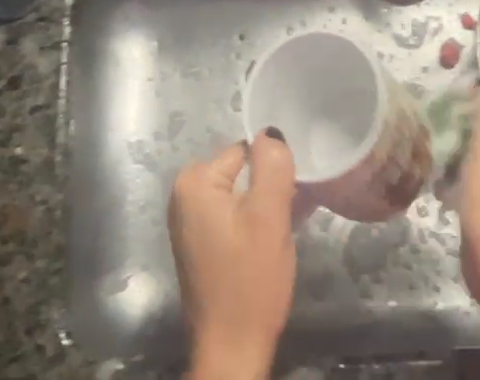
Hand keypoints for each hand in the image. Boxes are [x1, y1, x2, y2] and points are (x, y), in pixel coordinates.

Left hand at [169, 132, 297, 379]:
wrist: (231, 348)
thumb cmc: (250, 279)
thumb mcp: (269, 216)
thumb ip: (272, 165)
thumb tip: (270, 130)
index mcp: (193, 182)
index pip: (244, 151)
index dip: (273, 169)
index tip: (296, 190)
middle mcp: (183, 196)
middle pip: (241, 173)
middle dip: (270, 187)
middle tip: (296, 211)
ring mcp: (189, 222)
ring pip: (240, 196)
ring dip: (266, 206)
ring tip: (291, 226)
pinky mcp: (200, 245)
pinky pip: (233, 217)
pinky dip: (255, 223)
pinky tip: (277, 240)